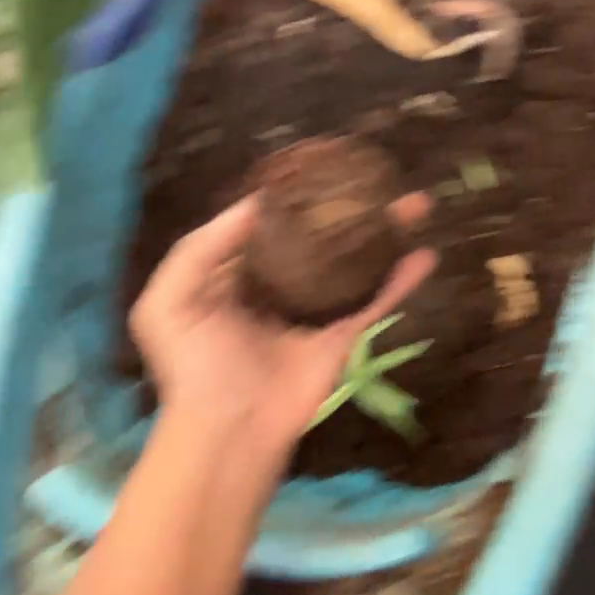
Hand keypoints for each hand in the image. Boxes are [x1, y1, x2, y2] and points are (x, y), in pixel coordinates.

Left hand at [129, 193, 436, 448]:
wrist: (231, 427)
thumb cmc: (195, 362)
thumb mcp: (169, 301)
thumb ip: (203, 247)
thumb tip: (259, 203)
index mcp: (241, 274)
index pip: (273, 225)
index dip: (296, 196)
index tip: (323, 167)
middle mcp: (284, 285)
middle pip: (325, 237)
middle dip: (352, 209)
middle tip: (379, 180)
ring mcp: (320, 309)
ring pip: (359, 262)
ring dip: (386, 234)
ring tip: (415, 205)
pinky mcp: (346, 333)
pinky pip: (378, 300)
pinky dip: (403, 280)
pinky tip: (425, 255)